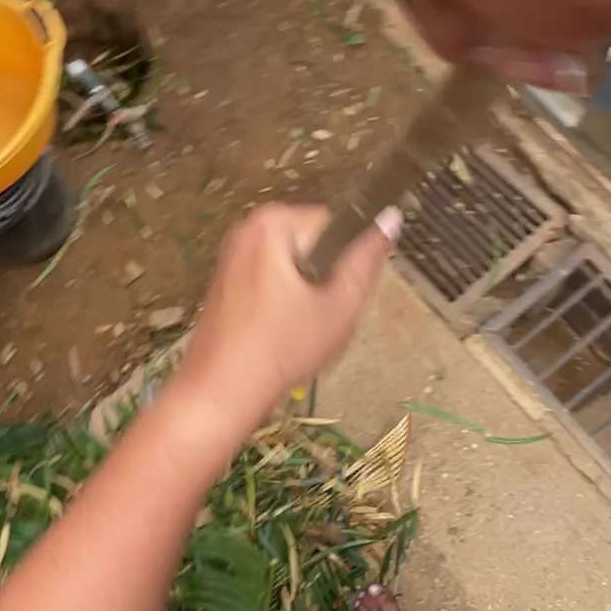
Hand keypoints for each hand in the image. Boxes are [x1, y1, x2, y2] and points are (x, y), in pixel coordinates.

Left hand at [175, 204, 399, 415]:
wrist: (221, 392)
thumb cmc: (279, 350)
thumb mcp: (340, 306)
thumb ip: (367, 259)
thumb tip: (389, 218)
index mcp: (272, 224)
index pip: (336, 227)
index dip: (346, 265)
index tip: (339, 298)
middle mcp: (248, 230)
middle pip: (315, 247)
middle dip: (325, 282)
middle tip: (323, 319)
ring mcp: (233, 256)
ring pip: (296, 269)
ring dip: (307, 298)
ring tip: (302, 332)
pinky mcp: (227, 282)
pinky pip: (273, 283)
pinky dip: (284, 306)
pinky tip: (283, 336)